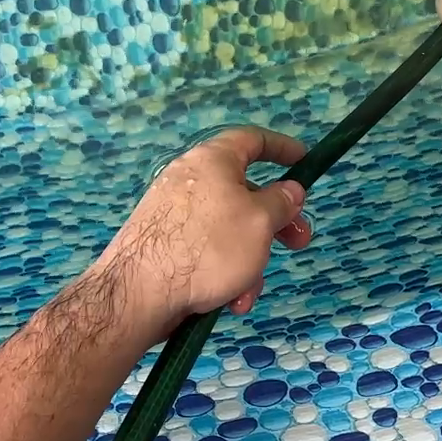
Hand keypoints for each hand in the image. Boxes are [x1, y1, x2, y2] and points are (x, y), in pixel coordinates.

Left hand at [89, 126, 312, 345]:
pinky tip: (227, 300)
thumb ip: (281, 202)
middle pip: (245, 192)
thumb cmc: (207, 248)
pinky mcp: (163, 244)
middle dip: (275, 223)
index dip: (282, 148)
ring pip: (228, 231)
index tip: (304, 162)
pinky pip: (206, 252)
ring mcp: (173, 213)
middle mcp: (189, 179)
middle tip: (299, 242)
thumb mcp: (259, 221)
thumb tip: (289, 189)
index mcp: (211, 160)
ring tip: (246, 291)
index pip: (252, 140)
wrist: (137, 294)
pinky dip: (223, 273)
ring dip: (248, 261)